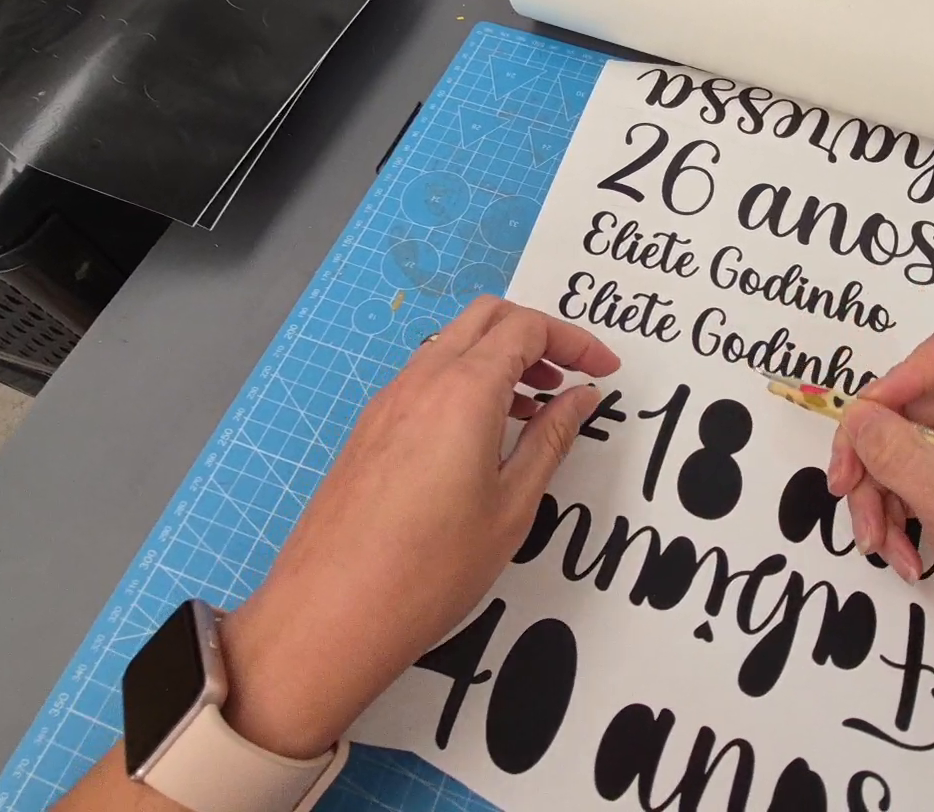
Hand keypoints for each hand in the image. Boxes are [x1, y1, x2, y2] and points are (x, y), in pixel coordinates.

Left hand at [219, 297, 619, 758]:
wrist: (327, 617)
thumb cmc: (435, 567)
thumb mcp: (512, 505)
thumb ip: (551, 438)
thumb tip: (582, 396)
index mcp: (464, 389)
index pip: (527, 328)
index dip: (576, 340)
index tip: (606, 371)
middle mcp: (423, 377)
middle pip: (487, 317)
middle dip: (537, 333)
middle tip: (568, 376)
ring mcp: (389, 399)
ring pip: (454, 343)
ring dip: (500, 356)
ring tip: (533, 407)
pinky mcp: (370, 426)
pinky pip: (428, 376)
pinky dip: (467, 380)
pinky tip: (483, 433)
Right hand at [827, 313, 933, 699]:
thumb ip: (901, 456)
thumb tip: (853, 415)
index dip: (909, 369)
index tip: (873, 418)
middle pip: (908, 407)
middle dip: (871, 453)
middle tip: (844, 489)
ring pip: (898, 452)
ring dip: (877, 497)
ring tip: (880, 545)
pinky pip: (907, 489)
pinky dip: (893, 520)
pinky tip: (901, 559)